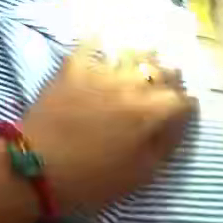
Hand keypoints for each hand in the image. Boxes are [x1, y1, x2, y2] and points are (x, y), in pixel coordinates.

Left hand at [21, 42, 195, 212]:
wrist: (37, 165)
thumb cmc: (93, 178)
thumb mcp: (142, 173)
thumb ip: (167, 143)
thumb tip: (179, 121)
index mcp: (152, 111)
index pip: (183, 99)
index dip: (184, 108)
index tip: (180, 114)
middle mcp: (132, 83)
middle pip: (162, 70)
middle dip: (167, 80)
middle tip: (161, 91)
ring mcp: (101, 70)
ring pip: (132, 53)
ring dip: (140, 61)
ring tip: (137, 70)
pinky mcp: (74, 65)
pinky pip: (92, 44)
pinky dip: (100, 46)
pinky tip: (102, 50)